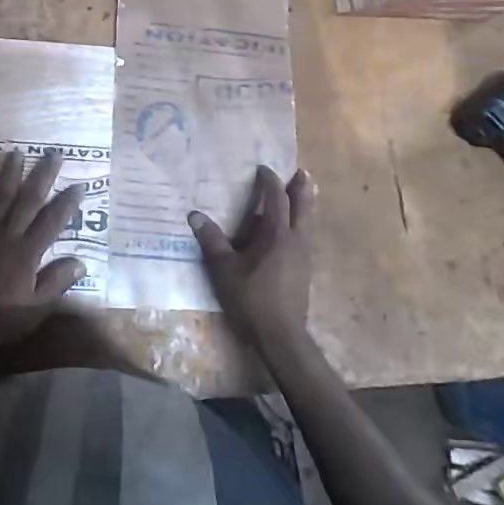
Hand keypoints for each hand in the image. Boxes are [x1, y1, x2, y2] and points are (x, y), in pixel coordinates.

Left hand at [0, 149, 87, 350]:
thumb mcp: (36, 309)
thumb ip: (57, 282)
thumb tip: (81, 261)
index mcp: (27, 253)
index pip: (52, 221)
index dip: (67, 202)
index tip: (79, 184)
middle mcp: (6, 236)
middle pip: (27, 200)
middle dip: (42, 175)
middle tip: (53, 153)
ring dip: (10, 174)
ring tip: (18, 152)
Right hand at [189, 166, 313, 346]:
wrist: (281, 335)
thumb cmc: (251, 299)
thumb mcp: (224, 269)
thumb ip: (212, 240)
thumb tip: (195, 215)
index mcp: (277, 234)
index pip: (276, 198)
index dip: (270, 181)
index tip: (263, 169)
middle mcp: (296, 239)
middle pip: (304, 205)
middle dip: (301, 187)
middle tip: (301, 172)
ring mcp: (305, 256)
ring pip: (308, 222)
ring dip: (305, 205)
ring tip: (303, 194)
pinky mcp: (306, 270)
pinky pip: (306, 237)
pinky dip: (302, 224)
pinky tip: (293, 232)